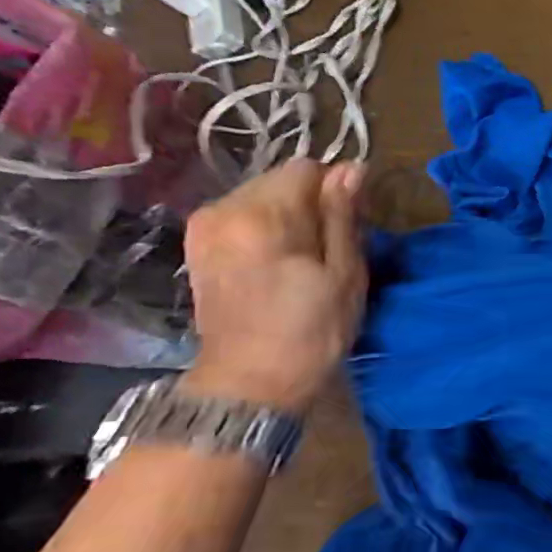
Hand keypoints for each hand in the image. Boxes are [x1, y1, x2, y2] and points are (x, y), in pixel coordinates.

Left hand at [180, 159, 367, 410]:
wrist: (252, 384)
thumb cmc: (312, 330)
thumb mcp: (345, 272)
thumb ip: (343, 214)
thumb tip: (353, 167)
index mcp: (260, 216)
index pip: (307, 168)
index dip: (336, 190)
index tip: (351, 224)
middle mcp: (221, 211)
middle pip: (280, 179)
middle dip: (311, 202)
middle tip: (330, 246)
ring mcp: (203, 228)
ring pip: (262, 196)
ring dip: (289, 216)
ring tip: (305, 257)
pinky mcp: (197, 246)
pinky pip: (243, 216)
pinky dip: (267, 228)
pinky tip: (279, 261)